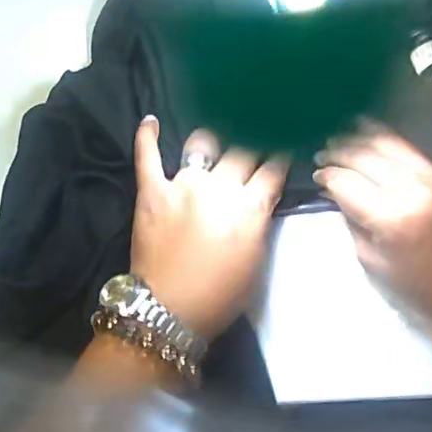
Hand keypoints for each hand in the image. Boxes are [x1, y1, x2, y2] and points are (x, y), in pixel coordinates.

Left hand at [130, 116, 287, 340]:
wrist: (169, 311)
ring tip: (217, 137)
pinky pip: (147, 156)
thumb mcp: (256, 258)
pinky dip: (147, 136)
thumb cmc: (221, 294)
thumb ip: (260, 220)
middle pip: (243, 151)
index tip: (284, 145)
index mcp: (250, 206)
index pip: (273, 168)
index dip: (281, 155)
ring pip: (203, 144)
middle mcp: (220, 187)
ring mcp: (183, 184)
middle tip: (256, 137)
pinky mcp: (152, 190)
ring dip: (214, 139)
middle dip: (254, 143)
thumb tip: (263, 195)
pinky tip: (149, 120)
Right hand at [315, 121, 431, 345]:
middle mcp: (412, 187)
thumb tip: (340, 197)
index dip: (327, 175)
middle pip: (365, 155)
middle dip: (339, 151)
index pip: (347, 181)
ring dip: (360, 138)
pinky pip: (409, 148)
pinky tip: (369, 137)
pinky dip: (385, 139)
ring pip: (387, 142)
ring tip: (340, 138)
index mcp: (392, 218)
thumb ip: (356, 226)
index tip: (315, 175)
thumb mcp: (380, 267)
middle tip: (322, 154)